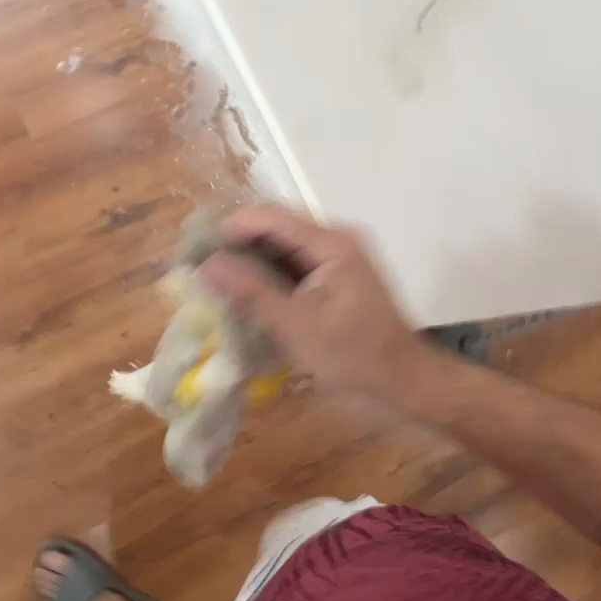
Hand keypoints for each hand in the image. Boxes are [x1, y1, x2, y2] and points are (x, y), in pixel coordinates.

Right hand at [197, 204, 432, 398]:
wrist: (405, 383)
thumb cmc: (354, 356)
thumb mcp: (297, 326)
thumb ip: (251, 291)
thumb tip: (206, 265)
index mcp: (331, 242)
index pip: (269, 217)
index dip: (229, 229)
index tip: (195, 252)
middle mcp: (336, 239)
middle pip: (275, 228)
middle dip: (237, 247)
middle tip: (200, 271)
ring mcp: (339, 258)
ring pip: (283, 248)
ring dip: (251, 263)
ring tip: (215, 285)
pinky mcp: (337, 278)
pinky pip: (296, 266)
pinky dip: (270, 278)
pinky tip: (246, 297)